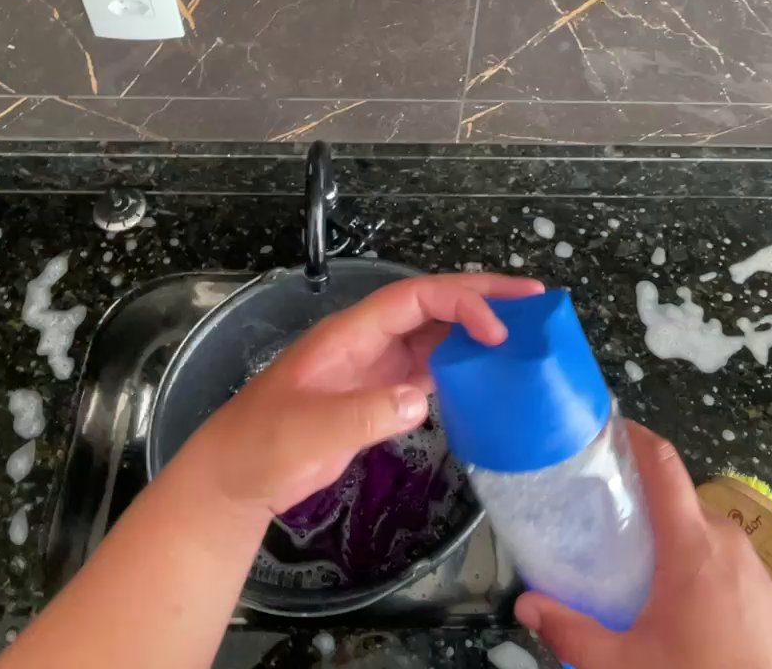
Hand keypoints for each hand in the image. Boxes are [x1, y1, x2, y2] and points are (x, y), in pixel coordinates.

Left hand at [176, 272, 541, 515]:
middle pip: (431, 305)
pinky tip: (486, 377)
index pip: (413, 299)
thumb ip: (364, 414)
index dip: (459, 303)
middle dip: (480, 297)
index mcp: (350, 334)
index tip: (497, 328)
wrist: (236, 475)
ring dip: (475, 330)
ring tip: (523, 333)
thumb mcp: (310, 430)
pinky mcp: (378, 395)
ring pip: (434, 335)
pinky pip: (428, 370)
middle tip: (535, 299)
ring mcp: (374, 367)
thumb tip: (421, 399)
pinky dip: (460, 368)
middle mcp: (368, 341)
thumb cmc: (263, 444)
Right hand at [515, 422, 771, 668]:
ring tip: (623, 550)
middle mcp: (724, 536)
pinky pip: (718, 548)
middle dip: (632, 489)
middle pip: (672, 491)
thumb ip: (574, 634)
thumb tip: (526, 606)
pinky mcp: (767, 587)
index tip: (597, 430)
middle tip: (591, 506)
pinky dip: (688, 551)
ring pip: (695, 521)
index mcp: (692, 540)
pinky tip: (668, 591)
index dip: (630, 433)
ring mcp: (752, 561)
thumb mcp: (630, 667)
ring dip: (661, 524)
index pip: (661, 460)